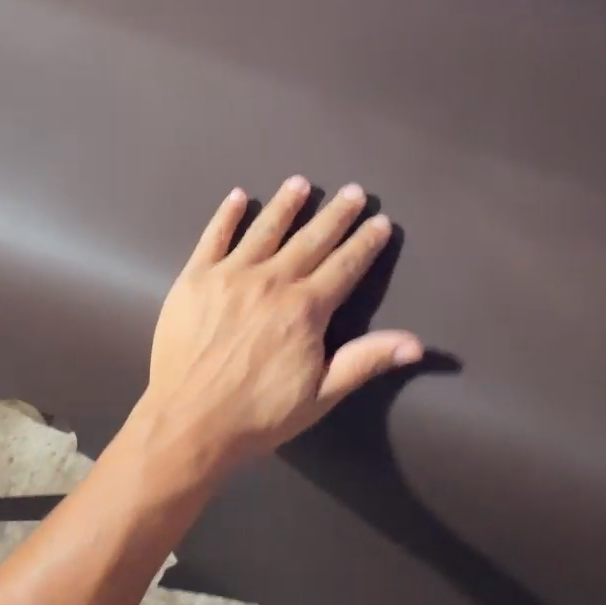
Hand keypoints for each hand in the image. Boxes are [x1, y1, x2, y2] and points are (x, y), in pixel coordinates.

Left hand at [131, 176, 422, 476]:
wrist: (189, 421)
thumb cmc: (259, 414)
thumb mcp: (321, 394)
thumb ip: (365, 361)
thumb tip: (416, 344)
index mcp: (305, 309)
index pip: (344, 266)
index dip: (364, 243)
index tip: (379, 222)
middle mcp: (272, 282)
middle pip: (311, 240)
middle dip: (336, 215)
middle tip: (353, 192)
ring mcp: (230, 275)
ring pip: (265, 229)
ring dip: (286, 204)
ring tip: (301, 183)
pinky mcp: (195, 278)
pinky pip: (214, 237)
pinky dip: (226, 216)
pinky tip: (238, 197)